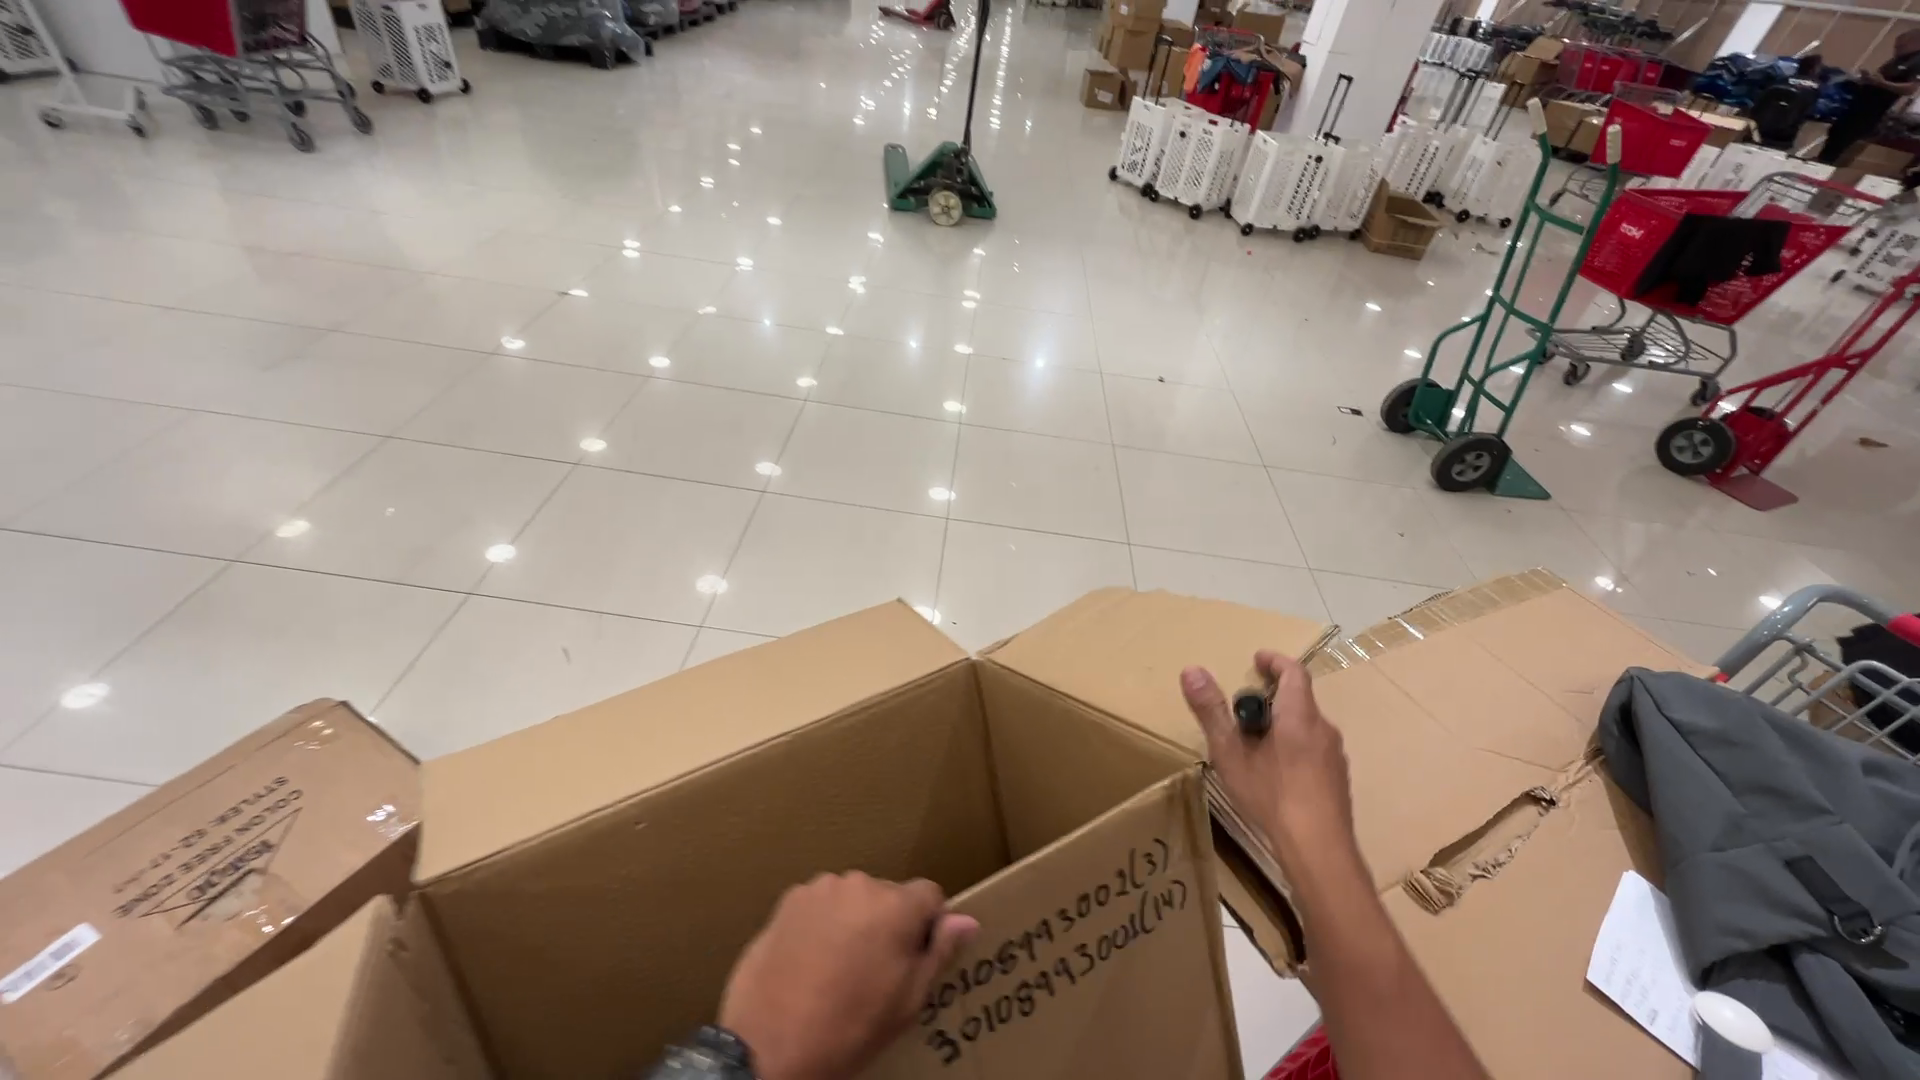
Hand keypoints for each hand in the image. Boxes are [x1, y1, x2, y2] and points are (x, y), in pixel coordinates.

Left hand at [719, 873, 977, 1079]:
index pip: (930, 894)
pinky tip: (812, 961)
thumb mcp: (907, 1001)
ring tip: (839, 968)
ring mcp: (821, 889)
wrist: (769, 1045)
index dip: (928, 925)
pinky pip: (820, 903)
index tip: (916, 956)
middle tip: (874, 970)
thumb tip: (967, 921)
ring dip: (854, 920)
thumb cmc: (848, 1028)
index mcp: (897, 906)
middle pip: (889, 895)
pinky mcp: (790, 900)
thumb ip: (939, 952)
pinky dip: (822, 922)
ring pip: (853, 897)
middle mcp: (861, 884)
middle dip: (888, 923)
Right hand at [1180, 651, 1359, 878]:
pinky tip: (1275, 777)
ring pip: (1306, 728)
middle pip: (1299, 701)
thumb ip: (1211, 710)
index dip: (1275, 661)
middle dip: (1272, 699)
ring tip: (1254, 746)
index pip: (1294, 673)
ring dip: (1282, 726)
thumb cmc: (1271, 794)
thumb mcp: (1230, 752)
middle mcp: (1323, 730)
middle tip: (1243, 710)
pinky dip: (1293, 749)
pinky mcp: (1338, 782)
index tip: (1256, 658)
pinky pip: (1314, 752)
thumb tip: (1191, 670)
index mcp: (1300, 715)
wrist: (1318, 848)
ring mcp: (1335, 758)